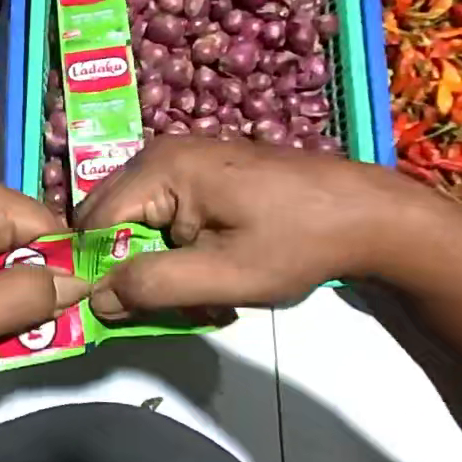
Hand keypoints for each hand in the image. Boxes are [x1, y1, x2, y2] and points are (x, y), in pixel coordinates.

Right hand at [74, 137, 459, 318]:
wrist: (368, 214)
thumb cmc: (298, 243)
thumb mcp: (224, 276)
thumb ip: (153, 287)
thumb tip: (95, 298)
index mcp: (160, 169)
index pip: (93, 222)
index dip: (94, 268)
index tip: (113, 310)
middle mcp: (159, 152)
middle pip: (107, 217)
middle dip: (122, 264)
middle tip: (156, 303)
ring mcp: (180, 156)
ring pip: (131, 217)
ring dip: (147, 258)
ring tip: (187, 290)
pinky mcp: (197, 167)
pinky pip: (157, 209)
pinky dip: (166, 243)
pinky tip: (201, 265)